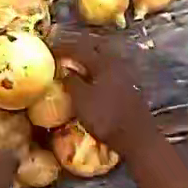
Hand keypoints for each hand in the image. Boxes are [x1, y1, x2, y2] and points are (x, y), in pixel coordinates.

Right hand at [53, 31, 160, 155]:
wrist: (137, 138)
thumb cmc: (106, 117)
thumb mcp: (81, 100)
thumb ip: (71, 82)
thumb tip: (65, 69)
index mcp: (104, 63)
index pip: (80, 49)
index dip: (64, 48)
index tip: (50, 51)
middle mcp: (117, 64)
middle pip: (97, 48)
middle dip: (81, 49)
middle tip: (66, 54)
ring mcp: (126, 76)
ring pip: (105, 60)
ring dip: (91, 61)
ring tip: (77, 67)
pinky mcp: (130, 88)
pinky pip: (111, 72)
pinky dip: (99, 72)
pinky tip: (93, 81)